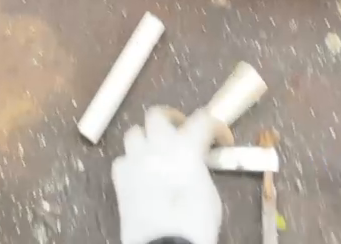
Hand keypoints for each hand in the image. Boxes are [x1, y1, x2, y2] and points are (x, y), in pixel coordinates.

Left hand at [112, 106, 222, 243]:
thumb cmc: (195, 224)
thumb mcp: (209, 194)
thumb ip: (200, 170)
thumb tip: (195, 166)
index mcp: (186, 146)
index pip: (202, 120)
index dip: (214, 126)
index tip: (219, 137)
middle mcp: (158, 146)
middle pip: (158, 115)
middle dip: (169, 120)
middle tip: (179, 133)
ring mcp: (136, 161)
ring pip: (134, 134)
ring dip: (145, 140)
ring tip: (154, 153)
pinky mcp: (120, 181)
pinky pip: (121, 162)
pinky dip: (130, 164)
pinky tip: (139, 175)